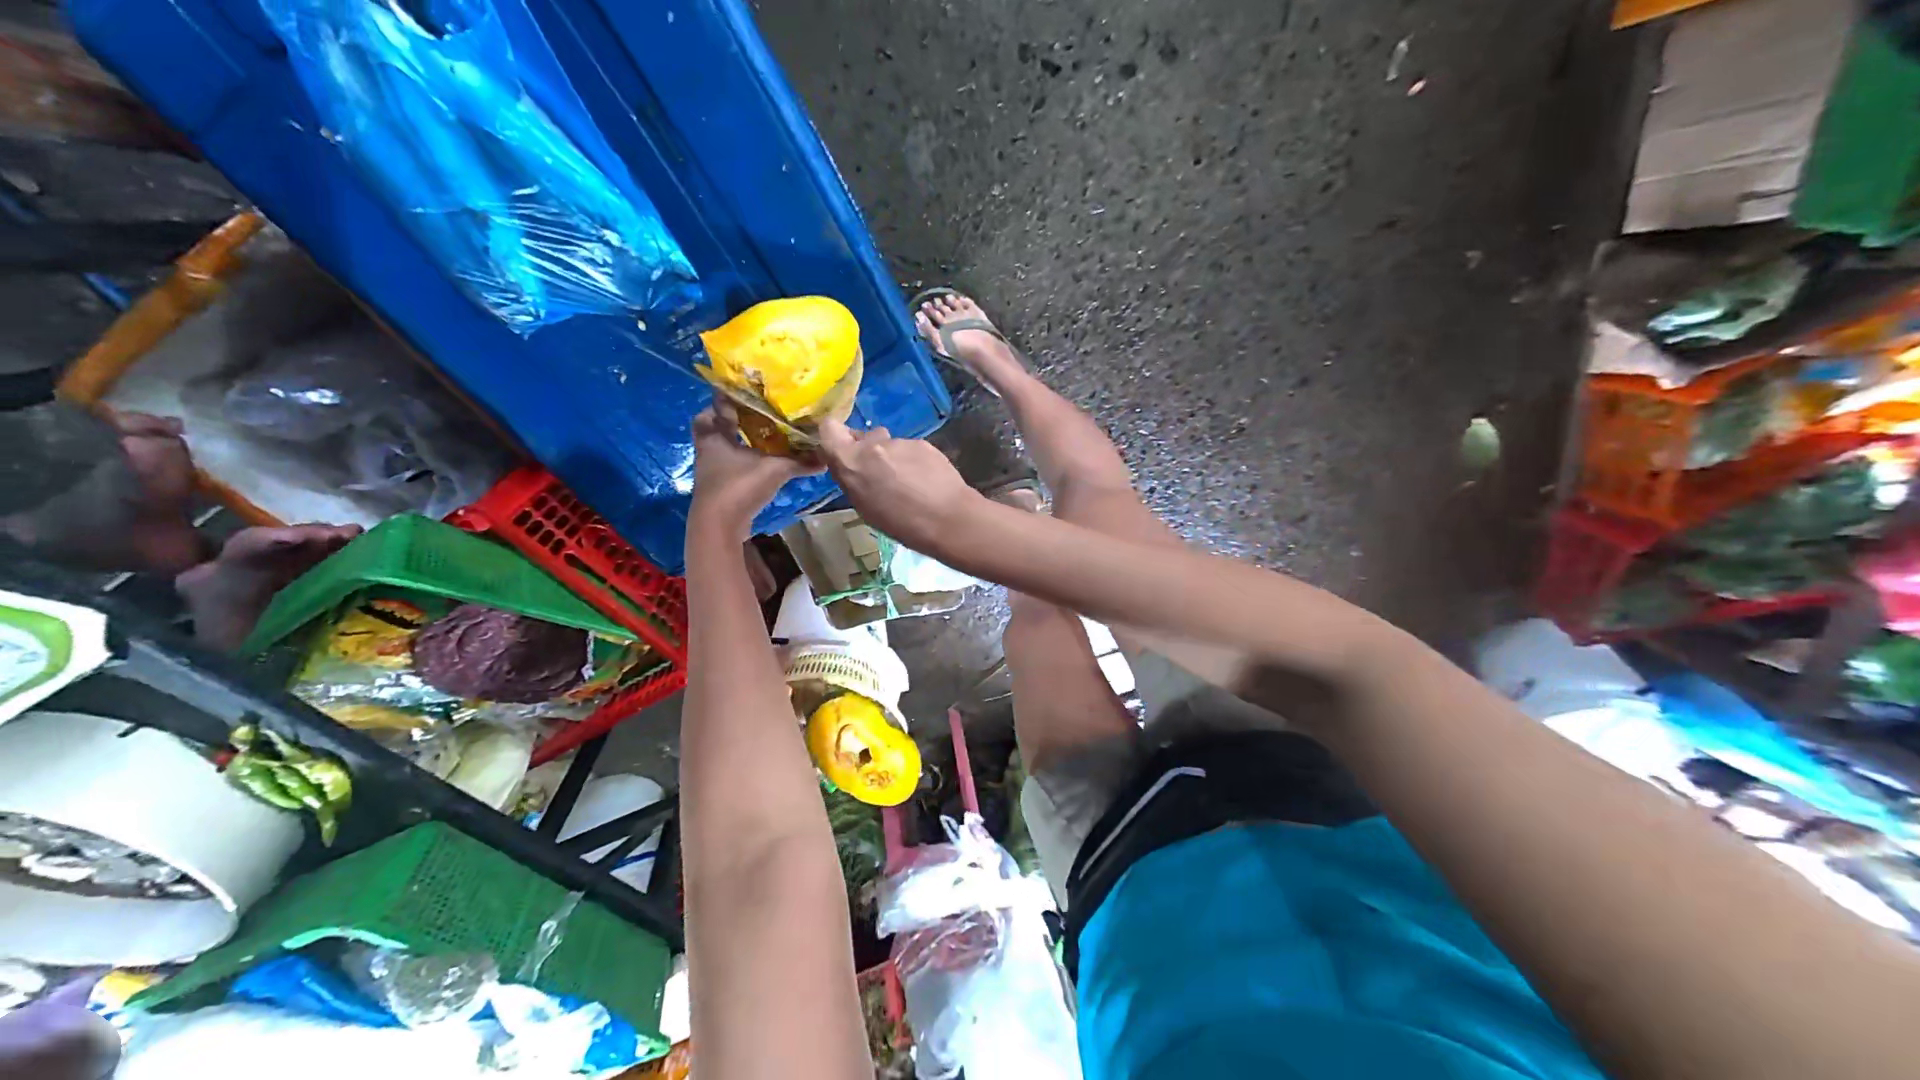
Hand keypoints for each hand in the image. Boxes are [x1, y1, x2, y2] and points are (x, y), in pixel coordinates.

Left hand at [689, 399, 819, 534]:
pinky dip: (745, 461)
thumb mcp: (775, 469)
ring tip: (766, 436)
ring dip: (741, 442)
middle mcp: (708, 448)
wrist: (720, 526)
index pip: (714, 406)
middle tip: (755, 414)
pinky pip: (731, 465)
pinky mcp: (720, 487)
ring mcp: (712, 469)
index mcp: (714, 435)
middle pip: (714, 426)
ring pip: (724, 447)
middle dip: (733, 420)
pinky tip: (765, 462)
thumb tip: (825, 456)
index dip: (729, 397)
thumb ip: (799, 461)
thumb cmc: (740, 485)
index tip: (749, 393)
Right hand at [815, 417, 984, 554]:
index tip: (843, 452)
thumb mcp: (864, 506)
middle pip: (863, 438)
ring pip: (889, 445)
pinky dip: (914, 461)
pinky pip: (911, 449)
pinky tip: (926, 480)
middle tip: (881, 476)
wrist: (947, 519)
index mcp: (850, 461)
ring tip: (909, 484)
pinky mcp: (923, 443)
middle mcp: (873, 444)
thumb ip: (853, 478)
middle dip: (868, 452)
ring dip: (893, 458)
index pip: (829, 429)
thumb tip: (854, 466)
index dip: (835, 437)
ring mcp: (900, 441)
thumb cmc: (899, 523)